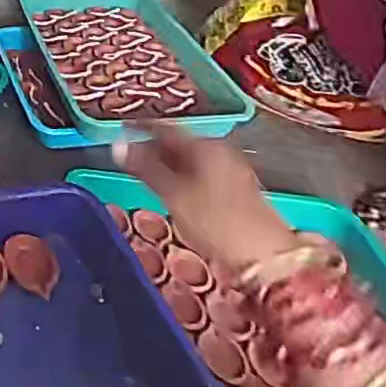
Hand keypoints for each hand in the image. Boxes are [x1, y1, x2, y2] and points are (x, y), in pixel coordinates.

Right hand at [116, 124, 297, 271]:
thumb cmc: (215, 222)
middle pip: (180, 143)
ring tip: (148, 175)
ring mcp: (232, 171)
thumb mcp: (173, 194)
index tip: (123, 125)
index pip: (165, 127)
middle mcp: (220, 151)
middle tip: (131, 154)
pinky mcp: (239, 192)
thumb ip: (145, 168)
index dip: (141, 126)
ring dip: (170, 165)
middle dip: (155, 148)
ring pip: (192, 160)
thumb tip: (118, 146)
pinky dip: (185, 178)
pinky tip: (175, 192)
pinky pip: (203, 174)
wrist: (267, 261)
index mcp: (204, 145)